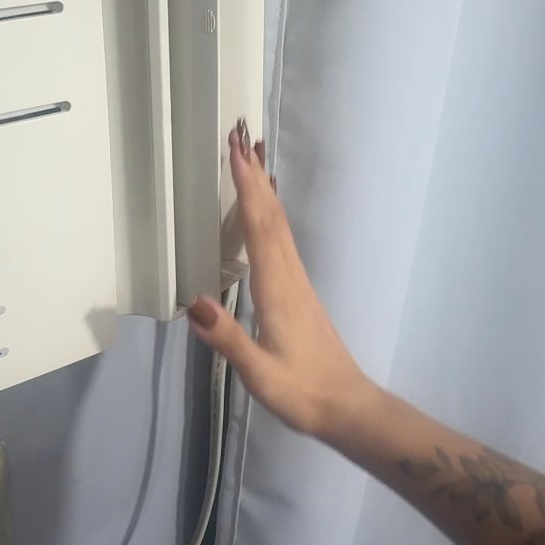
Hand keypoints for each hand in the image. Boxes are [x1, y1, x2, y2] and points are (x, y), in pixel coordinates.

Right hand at [187, 124, 379, 439]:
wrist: (350, 407)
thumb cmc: (303, 391)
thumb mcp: (260, 374)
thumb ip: (228, 338)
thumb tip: (194, 302)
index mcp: (277, 288)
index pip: (259, 228)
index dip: (247, 189)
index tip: (234, 153)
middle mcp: (289, 275)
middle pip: (271, 215)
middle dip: (254, 175)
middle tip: (240, 137)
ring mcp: (297, 280)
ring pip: (278, 222)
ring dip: (263, 187)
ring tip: (250, 158)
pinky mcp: (299, 289)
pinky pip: (282, 237)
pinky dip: (271, 211)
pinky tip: (267, 208)